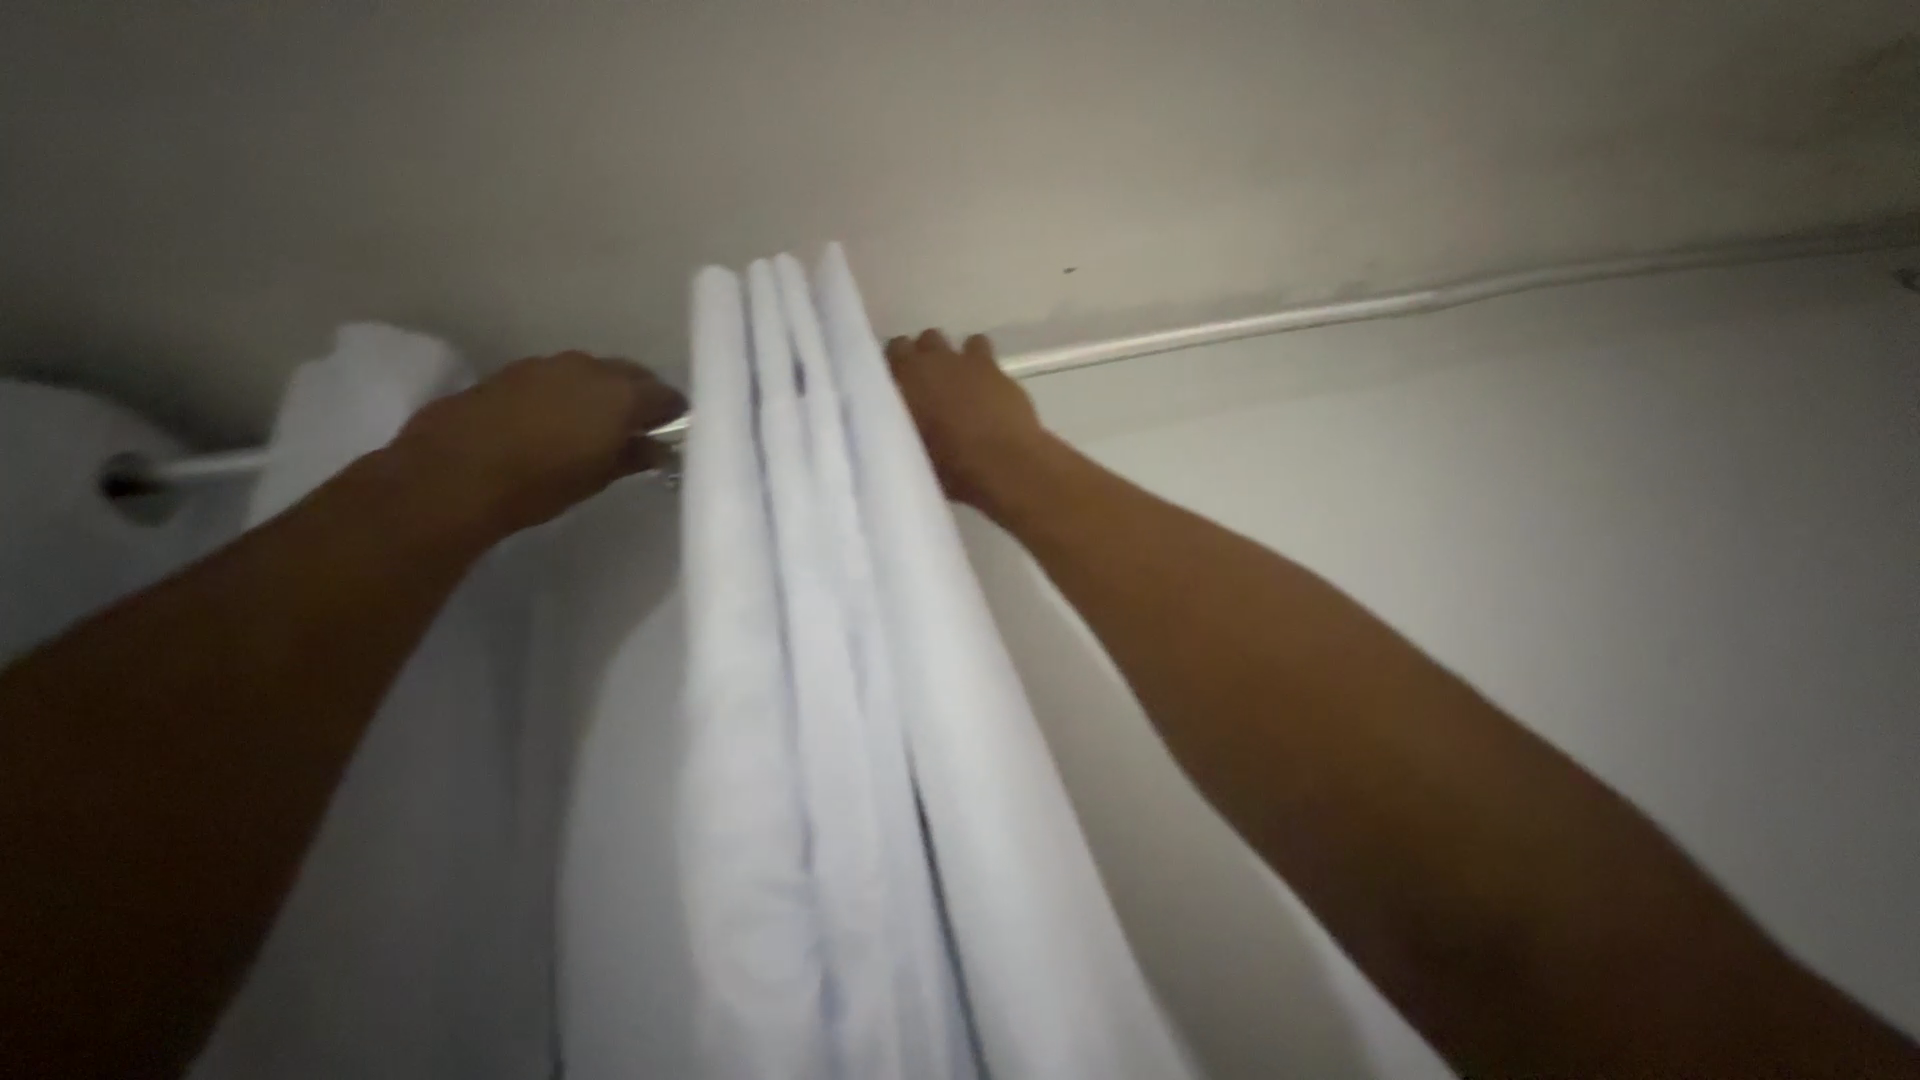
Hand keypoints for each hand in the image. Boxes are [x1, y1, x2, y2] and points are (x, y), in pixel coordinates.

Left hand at [391, 350, 686, 534]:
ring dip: (602, 391)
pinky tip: (558, 418)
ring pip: (591, 372)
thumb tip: (658, 449)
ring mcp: (547, 365)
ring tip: (598, 422)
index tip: (674, 432)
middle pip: (630, 374)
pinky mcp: (512, 371)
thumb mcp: (597, 478)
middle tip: (641, 426)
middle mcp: (589, 368)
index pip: (666, 395)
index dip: (674, 414)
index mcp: (620, 394)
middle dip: (641, 396)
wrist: (452, 475)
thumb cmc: (539, 484)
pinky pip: (557, 376)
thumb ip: (633, 456)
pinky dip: (568, 392)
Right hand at [885, 330, 1050, 507]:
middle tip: (929, 383)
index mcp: (909, 376)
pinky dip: (986, 373)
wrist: (1003, 466)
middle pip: (928, 340)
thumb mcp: (911, 447)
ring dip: (961, 359)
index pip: (895, 350)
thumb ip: (903, 422)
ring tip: (962, 385)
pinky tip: (988, 396)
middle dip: (928, 355)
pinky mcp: (1002, 374)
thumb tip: (902, 417)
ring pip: (964, 343)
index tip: (899, 380)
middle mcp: (939, 361)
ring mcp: (973, 363)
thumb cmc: (949, 465)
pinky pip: (990, 359)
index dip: (898, 363)